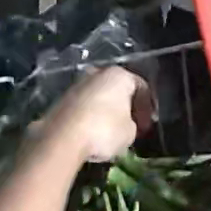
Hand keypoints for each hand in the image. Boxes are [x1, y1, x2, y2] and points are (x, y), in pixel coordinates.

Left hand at [30, 67, 153, 163]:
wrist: (63, 137)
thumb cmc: (105, 130)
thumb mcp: (131, 132)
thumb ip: (133, 123)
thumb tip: (126, 124)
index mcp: (119, 75)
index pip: (141, 87)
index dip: (148, 107)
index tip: (146, 125)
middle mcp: (97, 73)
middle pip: (118, 88)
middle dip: (125, 106)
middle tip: (131, 124)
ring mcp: (77, 85)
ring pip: (100, 96)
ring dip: (108, 112)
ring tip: (112, 131)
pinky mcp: (62, 99)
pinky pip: (85, 106)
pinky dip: (92, 116)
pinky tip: (95, 133)